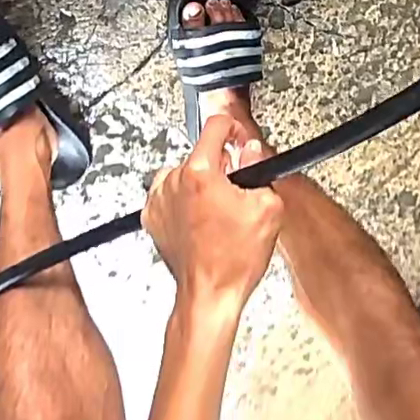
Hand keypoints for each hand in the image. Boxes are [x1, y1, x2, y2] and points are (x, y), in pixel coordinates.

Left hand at [144, 113, 283, 311]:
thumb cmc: (234, 259)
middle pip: (201, 152)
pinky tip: (201, 218)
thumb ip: (260, 168)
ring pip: (186, 172)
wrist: (210, 295)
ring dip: (202, 181)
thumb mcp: (267, 206)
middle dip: (221, 164)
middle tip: (235, 188)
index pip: (215, 125)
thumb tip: (250, 151)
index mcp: (201, 172)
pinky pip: (171, 192)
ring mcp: (159, 199)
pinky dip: (185, 199)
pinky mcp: (152, 216)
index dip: (233, 127)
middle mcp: (174, 180)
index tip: (238, 137)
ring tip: (218, 209)